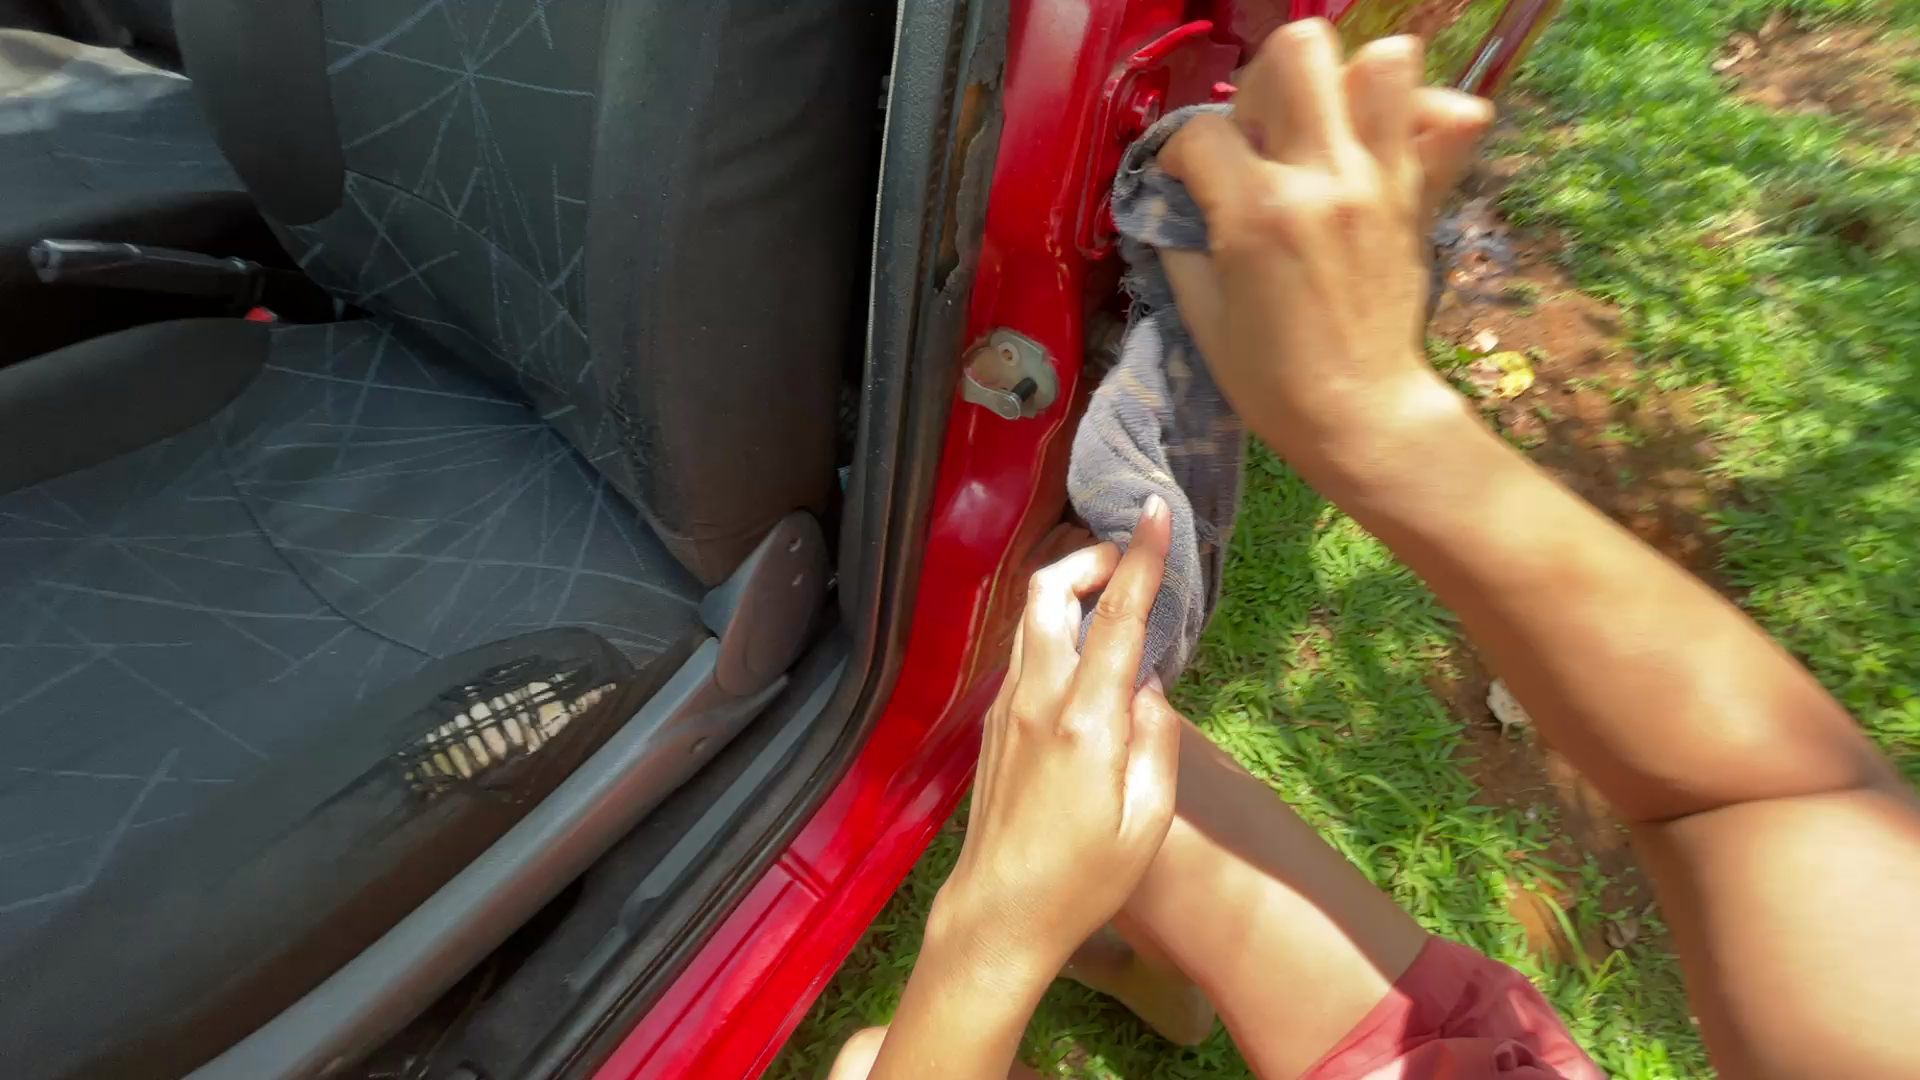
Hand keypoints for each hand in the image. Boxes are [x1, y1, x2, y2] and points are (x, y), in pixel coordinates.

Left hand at [933, 496, 1182, 978]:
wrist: (999, 908)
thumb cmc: (1084, 877)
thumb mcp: (1147, 818)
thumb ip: (1154, 736)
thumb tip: (1146, 680)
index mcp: (1083, 720)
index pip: (1116, 617)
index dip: (1140, 559)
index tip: (1156, 512)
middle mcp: (1036, 696)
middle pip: (1047, 592)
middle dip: (1088, 559)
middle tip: (1127, 563)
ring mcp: (1007, 704)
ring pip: (1030, 615)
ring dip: (1067, 587)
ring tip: (1109, 595)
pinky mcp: (994, 719)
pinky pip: (1024, 648)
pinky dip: (1053, 624)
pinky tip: (1081, 650)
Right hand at [1157, 22, 1492, 482]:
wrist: (1357, 412)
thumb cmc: (1268, 381)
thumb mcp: (1203, 320)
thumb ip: (1183, 251)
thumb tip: (1175, 213)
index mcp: (1256, 214)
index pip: (1203, 132)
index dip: (1178, 152)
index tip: (1180, 179)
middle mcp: (1323, 177)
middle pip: (1298, 51)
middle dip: (1261, 86)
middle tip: (1255, 139)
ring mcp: (1382, 180)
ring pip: (1384, 61)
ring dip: (1342, 87)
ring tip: (1318, 137)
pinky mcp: (1421, 196)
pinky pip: (1453, 116)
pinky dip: (1419, 118)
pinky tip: (1382, 150)